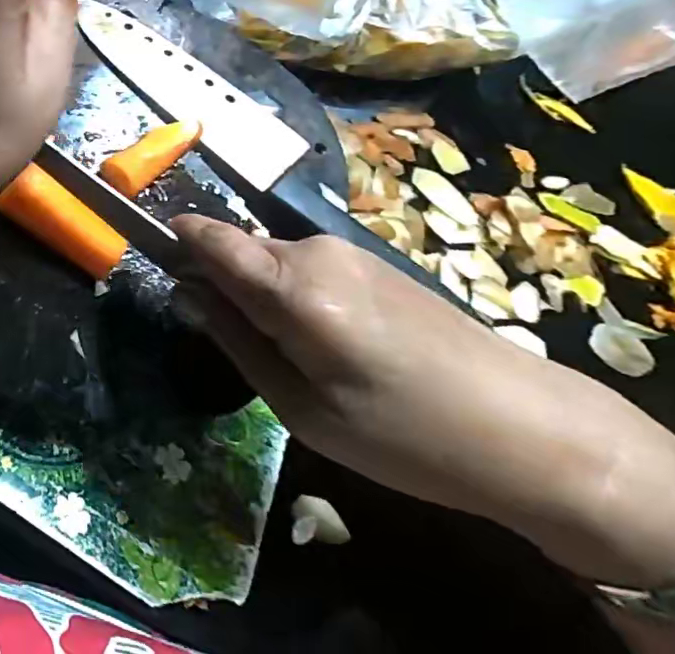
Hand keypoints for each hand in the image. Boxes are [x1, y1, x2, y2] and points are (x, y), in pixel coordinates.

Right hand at [170, 217, 674, 586]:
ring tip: (292, 364)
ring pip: (273, 262)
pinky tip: (328, 350)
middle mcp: (316, 250)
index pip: (210, 238)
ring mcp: (349, 251)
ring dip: (260, 296)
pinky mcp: (373, 261)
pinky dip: (292, 297)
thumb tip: (186, 293)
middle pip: (240, 253)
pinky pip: (306, 269)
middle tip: (234, 351)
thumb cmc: (404, 436)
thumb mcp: (302, 407)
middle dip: (220, 285)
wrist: (527, 427)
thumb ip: (236, 341)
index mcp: (294, 286)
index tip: (147, 254)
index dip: (173, 239)